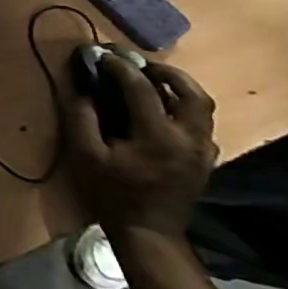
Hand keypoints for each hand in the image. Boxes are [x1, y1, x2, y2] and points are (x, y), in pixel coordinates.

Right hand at [63, 55, 217, 238]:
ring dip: (179, 89)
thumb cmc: (112, 194)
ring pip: (202, 106)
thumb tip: (83, 92)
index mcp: (158, 135)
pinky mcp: (205, 160)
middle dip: (165, 73)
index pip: (142, 89)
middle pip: (189, 92)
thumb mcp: (86, 157)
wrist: (148, 232)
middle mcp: (188, 137)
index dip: (120, 68)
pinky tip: (164, 114)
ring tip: (154, 83)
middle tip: (140, 65)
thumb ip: (82, 120)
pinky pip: (201, 125)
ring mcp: (202, 150)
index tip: (103, 56)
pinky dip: (184, 110)